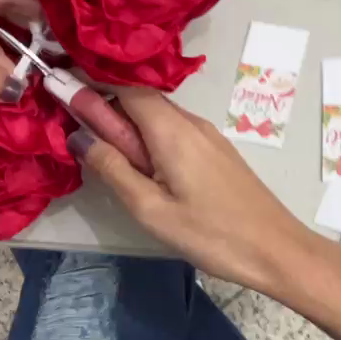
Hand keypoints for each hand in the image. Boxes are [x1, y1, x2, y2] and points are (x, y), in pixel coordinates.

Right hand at [72, 88, 337, 300]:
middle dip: (107, 113)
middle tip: (82, 142)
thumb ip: (112, 169)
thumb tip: (78, 137)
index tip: (62, 99)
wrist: (277, 251)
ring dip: (127, 131)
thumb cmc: (210, 233)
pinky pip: (171, 133)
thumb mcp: (149, 208)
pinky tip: (142, 172)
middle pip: (140, 100)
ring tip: (111, 164)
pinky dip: (147, 142)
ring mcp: (206, 136)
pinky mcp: (214, 153)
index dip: (93, 89)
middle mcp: (190, 123)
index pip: (126, 88)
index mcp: (171, 130)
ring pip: (156, 118)